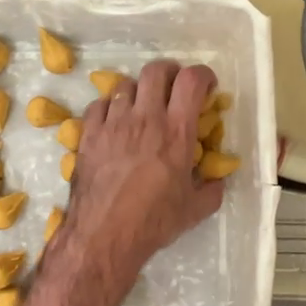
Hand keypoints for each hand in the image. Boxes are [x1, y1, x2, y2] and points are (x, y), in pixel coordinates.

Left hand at [62, 60, 224, 274]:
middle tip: (173, 90)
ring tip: (141, 108)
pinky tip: (113, 123)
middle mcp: (145, 119)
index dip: (203, 75)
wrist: (104, 235)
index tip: (206, 87)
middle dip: (170, 74)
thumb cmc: (153, 223)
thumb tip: (217, 180)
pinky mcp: (88, 134)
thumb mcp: (195, 210)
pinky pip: (98, 105)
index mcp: (176, 132)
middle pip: (156, 70)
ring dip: (138, 91)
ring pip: (125, 85)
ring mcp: (113, 124)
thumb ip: (211, 189)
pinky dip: (109, 108)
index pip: (192, 81)